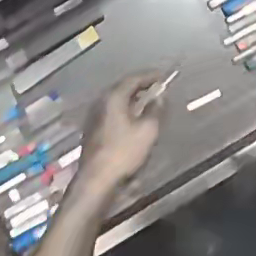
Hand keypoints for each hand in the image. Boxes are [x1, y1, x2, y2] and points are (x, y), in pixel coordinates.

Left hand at [70, 71, 167, 207]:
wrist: (97, 180)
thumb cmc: (124, 152)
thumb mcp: (148, 130)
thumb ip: (156, 110)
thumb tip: (160, 97)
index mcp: (113, 98)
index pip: (133, 79)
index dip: (149, 76)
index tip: (163, 76)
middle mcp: (101, 102)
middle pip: (122, 88)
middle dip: (140, 86)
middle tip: (157, 87)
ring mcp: (94, 116)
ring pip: (116, 100)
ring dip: (132, 98)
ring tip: (148, 101)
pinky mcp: (93, 129)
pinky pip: (112, 111)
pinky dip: (125, 109)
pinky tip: (134, 117)